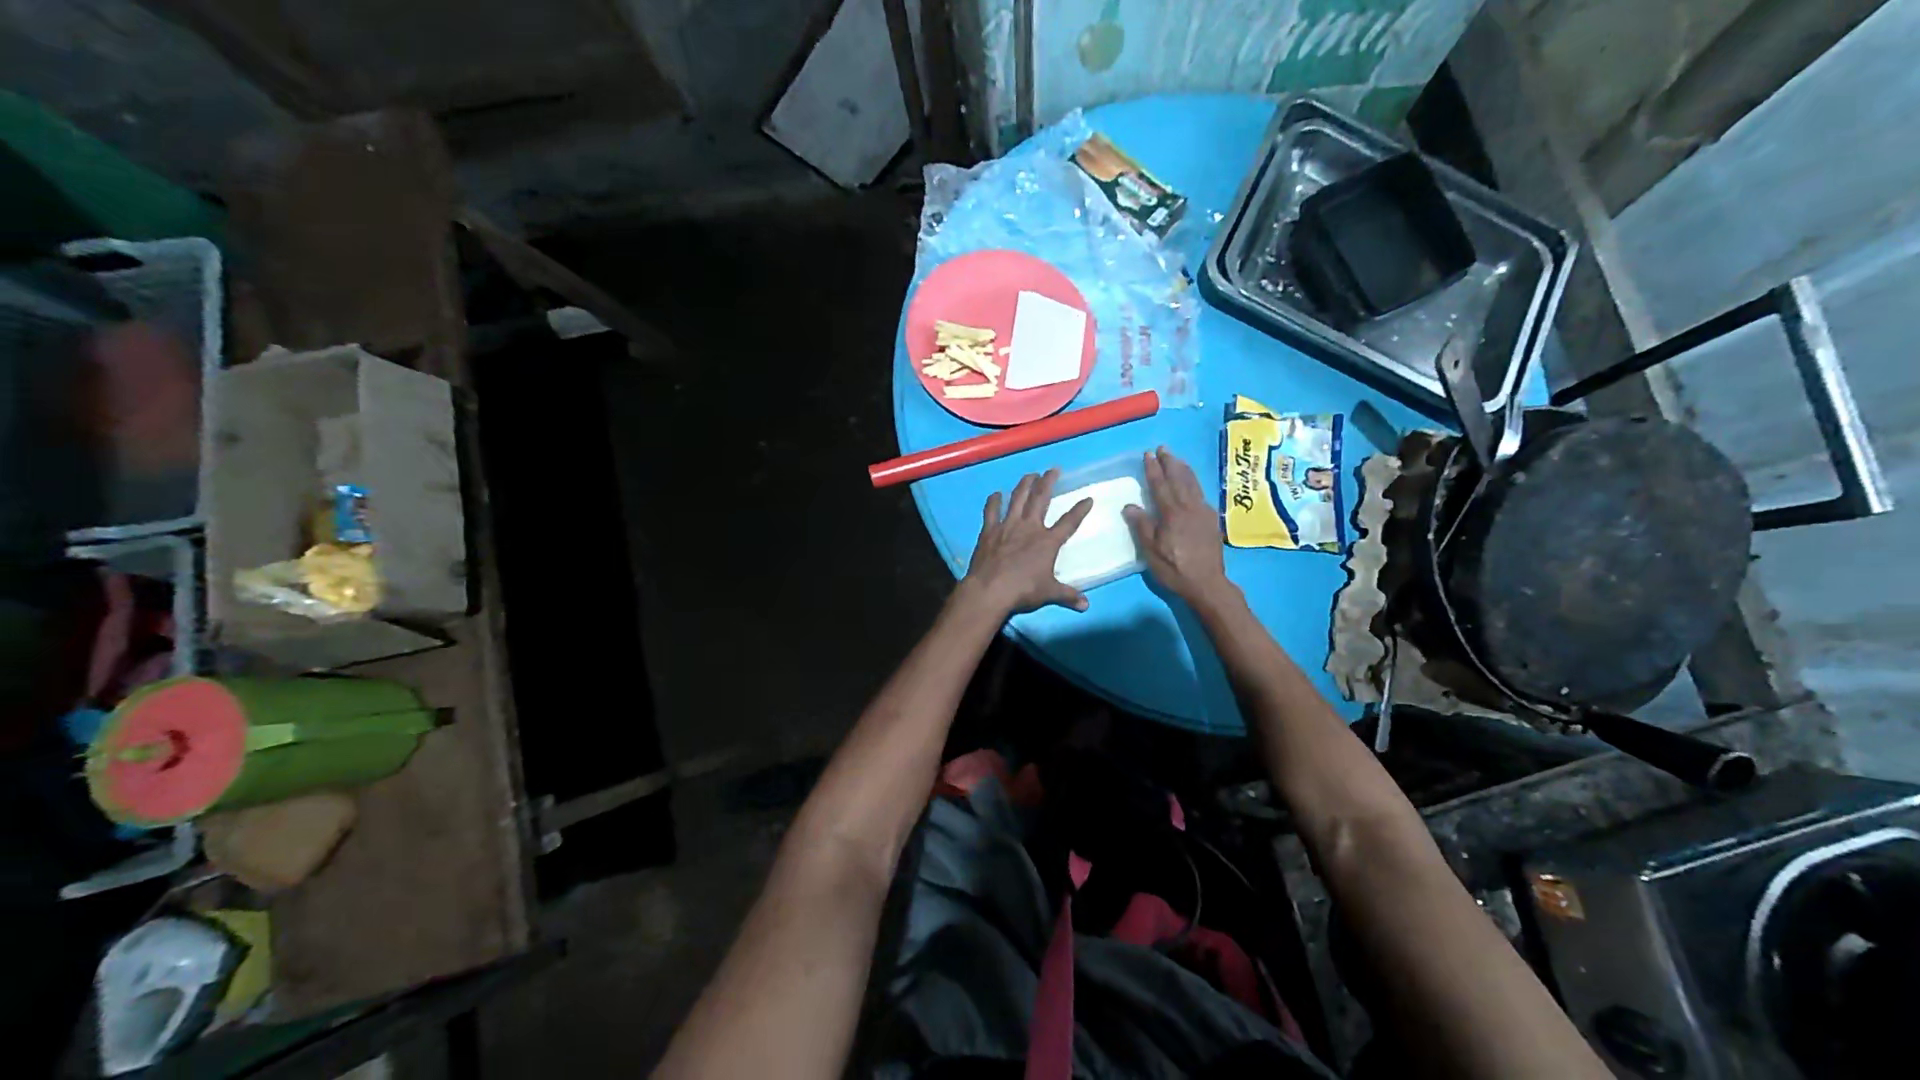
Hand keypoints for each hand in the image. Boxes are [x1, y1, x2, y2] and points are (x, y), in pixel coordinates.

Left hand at [961, 469, 1093, 615]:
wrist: (991, 589)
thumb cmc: (1023, 590)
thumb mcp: (1049, 593)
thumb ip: (1067, 595)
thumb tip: (1085, 605)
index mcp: (1048, 541)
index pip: (1069, 522)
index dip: (1079, 509)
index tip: (1088, 498)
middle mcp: (1030, 527)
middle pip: (1041, 499)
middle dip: (1048, 482)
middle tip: (1053, 469)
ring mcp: (1008, 525)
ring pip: (1018, 498)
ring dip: (1025, 484)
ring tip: (1030, 474)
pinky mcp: (989, 530)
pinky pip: (992, 510)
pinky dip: (994, 500)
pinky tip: (996, 493)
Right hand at [1123, 447, 1229, 604]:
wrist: (1207, 583)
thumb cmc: (1174, 569)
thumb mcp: (1151, 551)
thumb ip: (1142, 526)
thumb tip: (1130, 506)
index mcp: (1172, 513)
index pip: (1160, 485)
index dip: (1153, 469)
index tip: (1147, 455)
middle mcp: (1190, 507)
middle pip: (1179, 479)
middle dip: (1170, 463)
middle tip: (1163, 448)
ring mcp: (1203, 512)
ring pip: (1193, 484)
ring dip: (1183, 469)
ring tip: (1176, 459)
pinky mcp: (1211, 520)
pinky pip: (1201, 493)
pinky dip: (1194, 482)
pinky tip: (1192, 483)